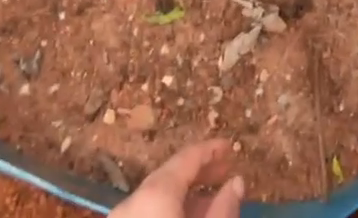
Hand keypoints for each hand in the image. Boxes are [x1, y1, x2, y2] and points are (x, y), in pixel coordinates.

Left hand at [107, 139, 244, 217]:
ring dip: (186, 195)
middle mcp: (132, 199)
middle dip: (200, 172)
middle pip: (170, 175)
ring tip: (212, 201)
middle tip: (227, 170)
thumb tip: (237, 182)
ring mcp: (120, 217)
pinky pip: (146, 212)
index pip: (187, 156)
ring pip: (157, 197)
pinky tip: (187, 216)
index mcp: (155, 191)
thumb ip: (223, 207)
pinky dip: (168, 208)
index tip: (231, 146)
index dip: (212, 148)